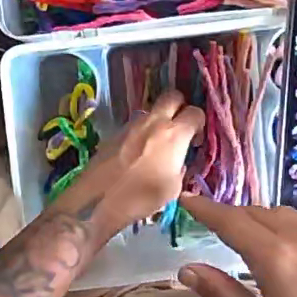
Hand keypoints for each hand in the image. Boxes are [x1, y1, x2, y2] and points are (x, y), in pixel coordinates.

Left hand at [60, 90, 205, 228]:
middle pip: (172, 96)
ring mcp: (130, 125)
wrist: (97, 200)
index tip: (195, 138)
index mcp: (173, 134)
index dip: (199, 122)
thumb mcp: (172, 189)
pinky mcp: (113, 132)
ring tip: (155, 143)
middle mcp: (153, 122)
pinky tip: (136, 153)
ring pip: (150, 111)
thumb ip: (179, 168)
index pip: (195, 112)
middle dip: (179, 106)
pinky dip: (140, 133)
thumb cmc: (140, 197)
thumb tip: (177, 162)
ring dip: (157, 121)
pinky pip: (133, 125)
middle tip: (179, 126)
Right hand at [176, 195, 296, 296]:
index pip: (229, 220)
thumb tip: (188, 270)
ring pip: (281, 215)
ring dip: (257, 218)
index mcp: (274, 253)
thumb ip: (224, 296)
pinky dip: (282, 226)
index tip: (185, 199)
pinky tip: (284, 250)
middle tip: (211, 224)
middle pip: (255, 212)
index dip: (204, 209)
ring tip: (246, 237)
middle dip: (230, 214)